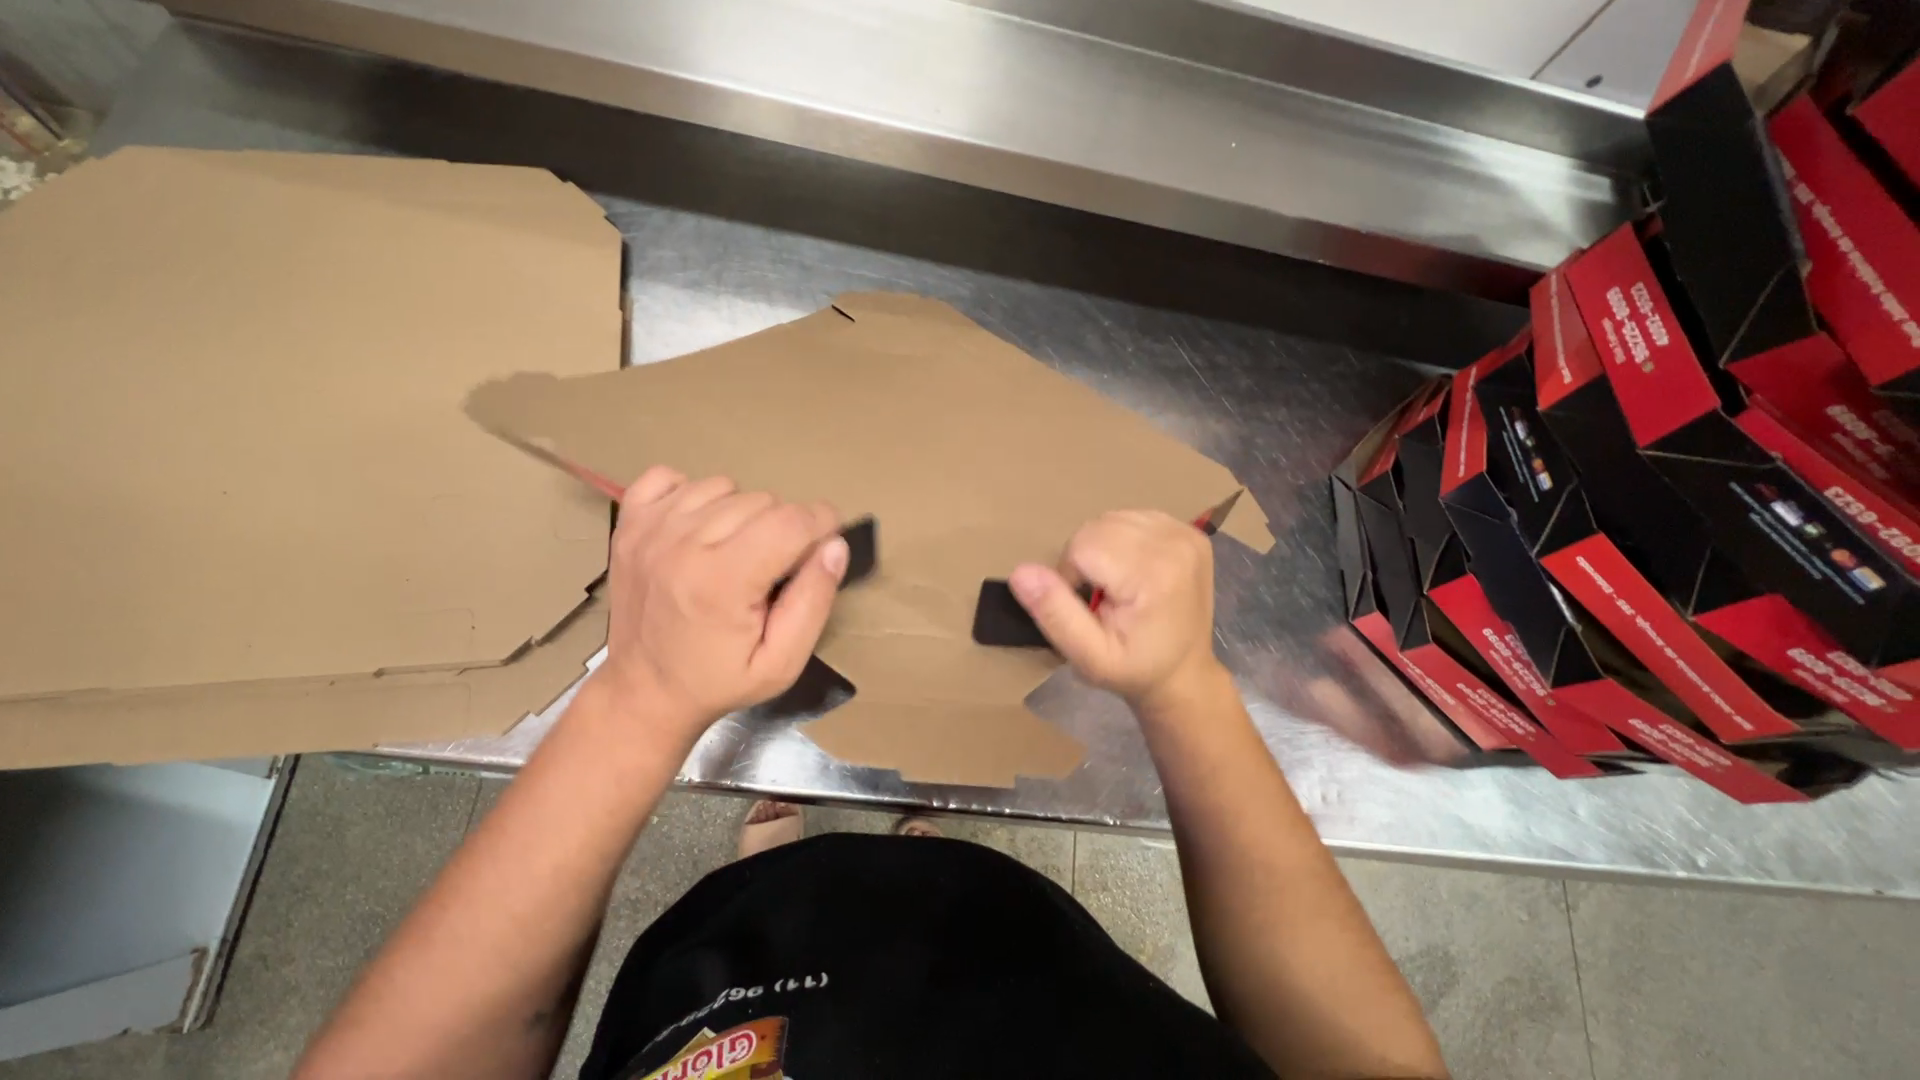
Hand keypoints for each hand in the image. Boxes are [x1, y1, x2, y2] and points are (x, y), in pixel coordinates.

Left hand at [593, 467, 847, 739]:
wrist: (643, 691)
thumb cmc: (718, 681)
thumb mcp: (782, 663)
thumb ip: (813, 602)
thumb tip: (834, 545)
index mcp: (722, 582)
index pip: (792, 521)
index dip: (821, 526)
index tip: (822, 546)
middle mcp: (683, 545)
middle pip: (762, 501)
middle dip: (783, 528)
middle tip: (773, 568)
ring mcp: (651, 529)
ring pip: (724, 486)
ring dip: (741, 512)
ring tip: (736, 550)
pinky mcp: (629, 523)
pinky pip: (672, 477)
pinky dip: (694, 494)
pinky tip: (699, 529)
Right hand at [1008, 510, 1227, 713]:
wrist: (1184, 673)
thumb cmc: (1135, 670)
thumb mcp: (1088, 656)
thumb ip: (1054, 613)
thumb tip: (1021, 572)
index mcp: (1153, 574)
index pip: (1082, 546)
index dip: (1071, 575)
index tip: (1089, 607)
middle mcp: (1174, 544)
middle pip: (1096, 527)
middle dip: (1086, 560)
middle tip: (1102, 598)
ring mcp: (1186, 534)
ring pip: (1111, 519)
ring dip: (1102, 548)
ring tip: (1117, 585)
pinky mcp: (1190, 531)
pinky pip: (1132, 518)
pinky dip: (1122, 541)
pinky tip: (1132, 571)